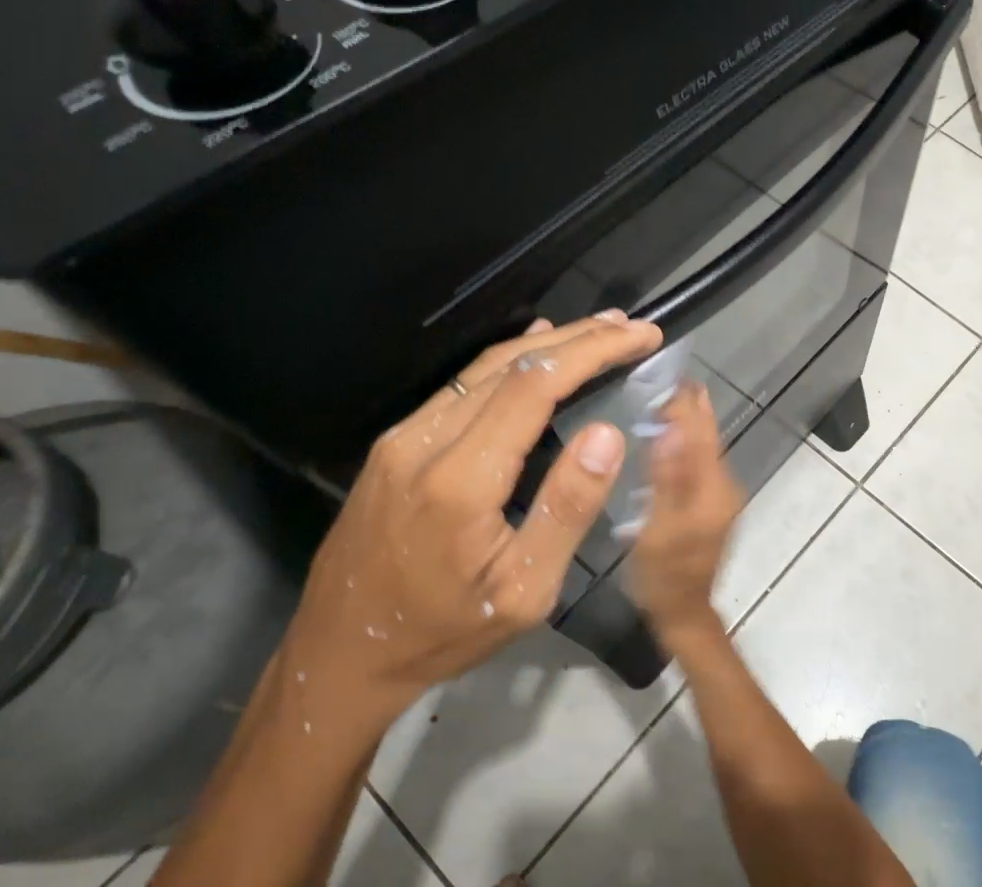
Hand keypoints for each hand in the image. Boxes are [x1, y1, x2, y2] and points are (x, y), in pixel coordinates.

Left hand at [282, 312, 661, 709]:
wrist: (340, 655)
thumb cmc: (444, 631)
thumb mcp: (523, 592)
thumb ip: (567, 510)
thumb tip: (608, 434)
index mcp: (461, 478)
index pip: (535, 385)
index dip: (593, 351)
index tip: (641, 336)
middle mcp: (424, 442)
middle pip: (509, 364)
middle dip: (578, 337)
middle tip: (631, 326)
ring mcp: (402, 440)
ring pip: (481, 369)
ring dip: (546, 344)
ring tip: (597, 332)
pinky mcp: (393, 447)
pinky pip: (459, 388)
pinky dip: (508, 364)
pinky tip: (534, 353)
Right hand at [628, 382, 747, 643]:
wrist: (685, 615)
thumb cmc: (665, 575)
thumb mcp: (658, 527)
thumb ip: (666, 477)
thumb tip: (670, 428)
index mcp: (712, 489)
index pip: (701, 433)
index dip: (686, 405)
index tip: (669, 377)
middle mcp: (724, 487)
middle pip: (707, 438)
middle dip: (691, 410)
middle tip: (669, 380)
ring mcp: (721, 498)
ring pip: (705, 450)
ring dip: (689, 426)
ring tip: (665, 401)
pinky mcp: (713, 507)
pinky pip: (701, 465)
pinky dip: (687, 447)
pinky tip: (669, 440)